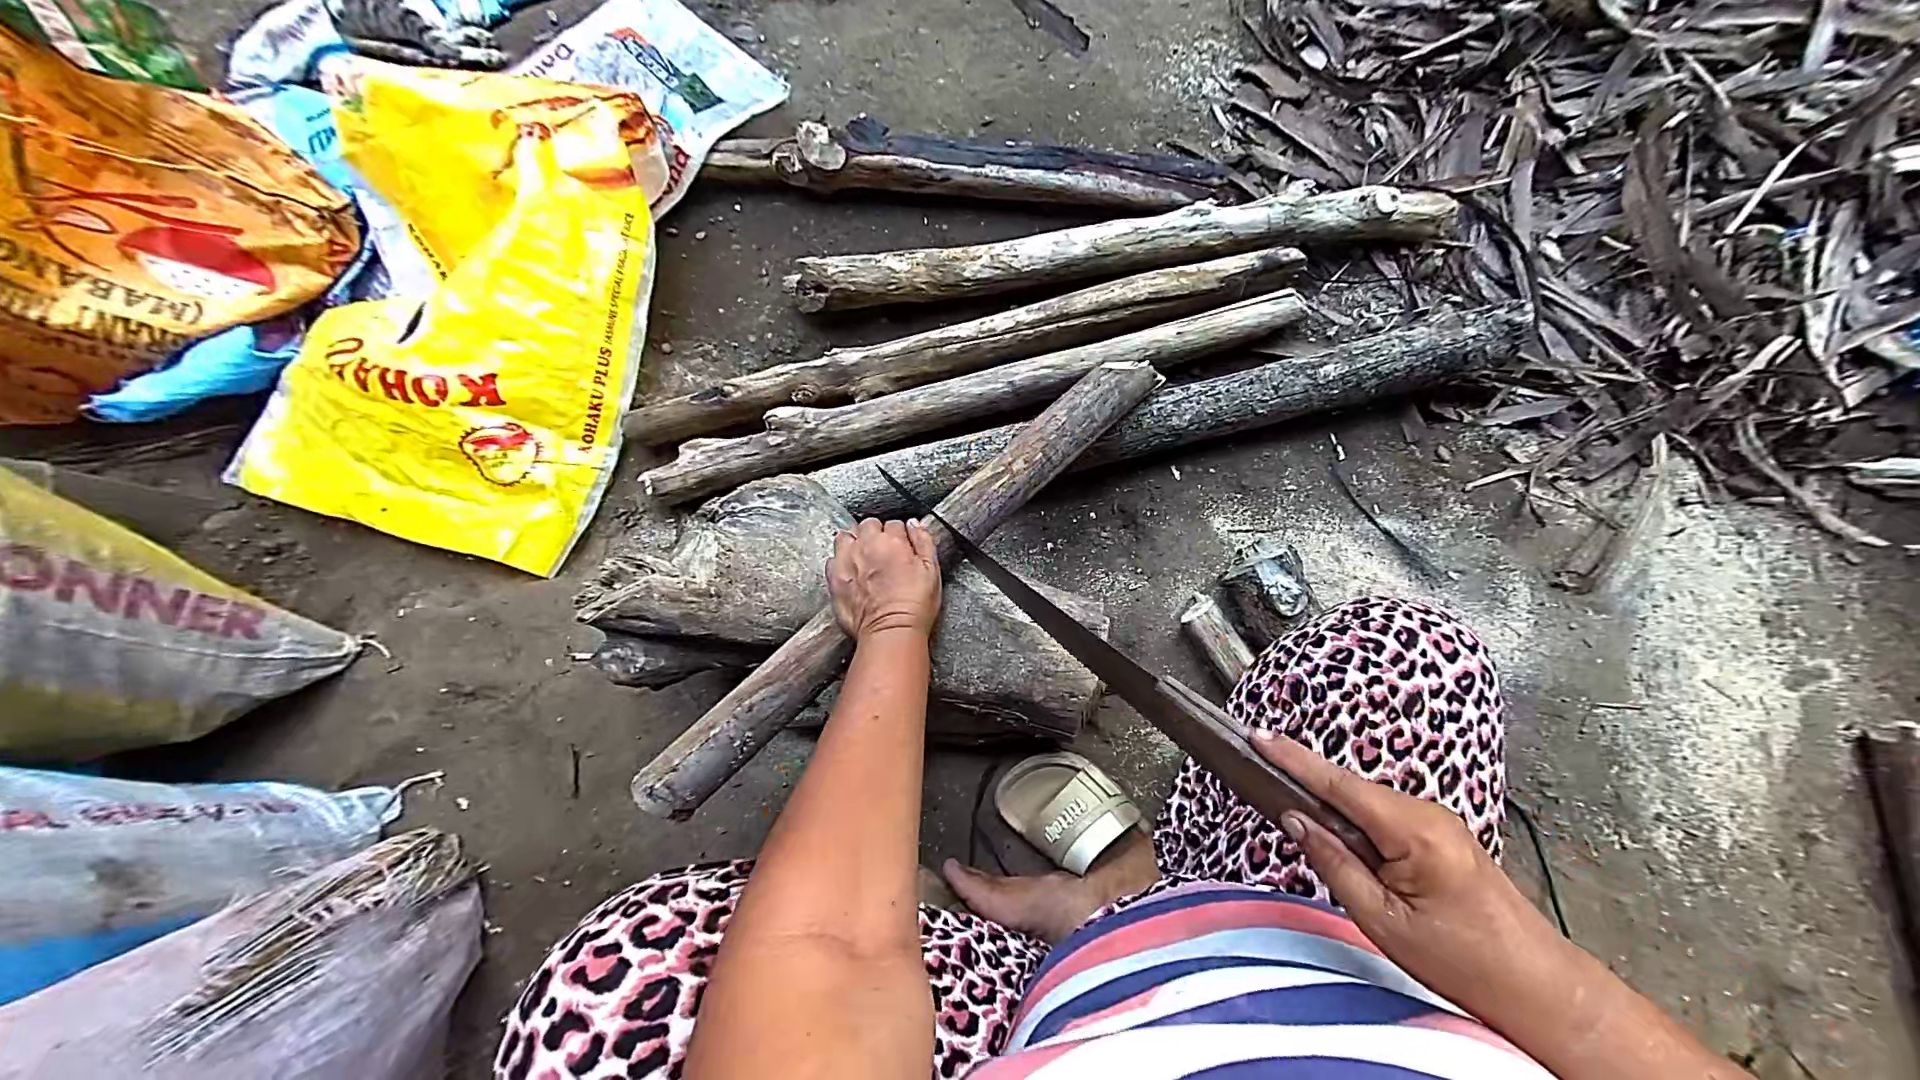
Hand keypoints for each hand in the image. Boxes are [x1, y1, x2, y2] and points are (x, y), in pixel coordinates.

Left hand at [826, 518, 940, 640]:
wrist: (890, 632)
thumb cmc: (913, 606)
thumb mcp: (931, 571)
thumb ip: (924, 541)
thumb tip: (915, 524)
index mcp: (891, 540)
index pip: (894, 524)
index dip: (900, 535)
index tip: (903, 547)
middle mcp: (866, 545)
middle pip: (868, 525)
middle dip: (876, 534)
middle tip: (884, 551)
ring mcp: (846, 561)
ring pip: (845, 536)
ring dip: (854, 541)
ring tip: (864, 556)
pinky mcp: (834, 579)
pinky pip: (832, 559)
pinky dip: (840, 561)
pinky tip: (851, 572)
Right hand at [1252, 731, 1749, 1079]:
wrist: (1545, 992)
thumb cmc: (1469, 966)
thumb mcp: (1383, 921)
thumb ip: (1333, 862)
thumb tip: (1295, 819)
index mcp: (1416, 834)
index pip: (1338, 784)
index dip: (1293, 758)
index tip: (1258, 737)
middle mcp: (1429, 815)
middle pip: (1348, 785)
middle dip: (1303, 776)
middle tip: (1259, 763)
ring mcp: (1437, 820)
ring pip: (1363, 798)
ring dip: (1327, 798)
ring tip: (1289, 800)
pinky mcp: (1438, 832)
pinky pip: (1380, 811)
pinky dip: (1350, 812)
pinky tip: (1332, 825)